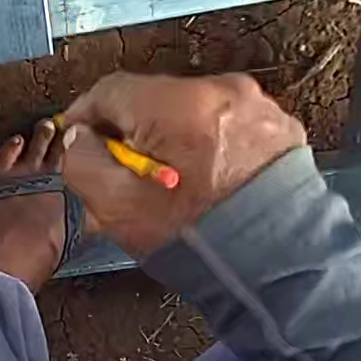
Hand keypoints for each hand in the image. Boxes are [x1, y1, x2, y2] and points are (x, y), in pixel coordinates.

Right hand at [59, 72, 306, 254]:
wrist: (282, 270)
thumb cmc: (201, 241)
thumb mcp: (118, 207)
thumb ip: (83, 161)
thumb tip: (80, 135)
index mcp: (177, 105)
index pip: (111, 90)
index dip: (85, 115)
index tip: (78, 137)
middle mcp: (220, 92)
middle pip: (152, 101)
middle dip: (131, 133)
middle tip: (123, 175)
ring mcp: (254, 108)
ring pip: (189, 114)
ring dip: (170, 141)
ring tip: (170, 187)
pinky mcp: (277, 127)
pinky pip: (225, 128)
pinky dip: (207, 147)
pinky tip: (205, 184)